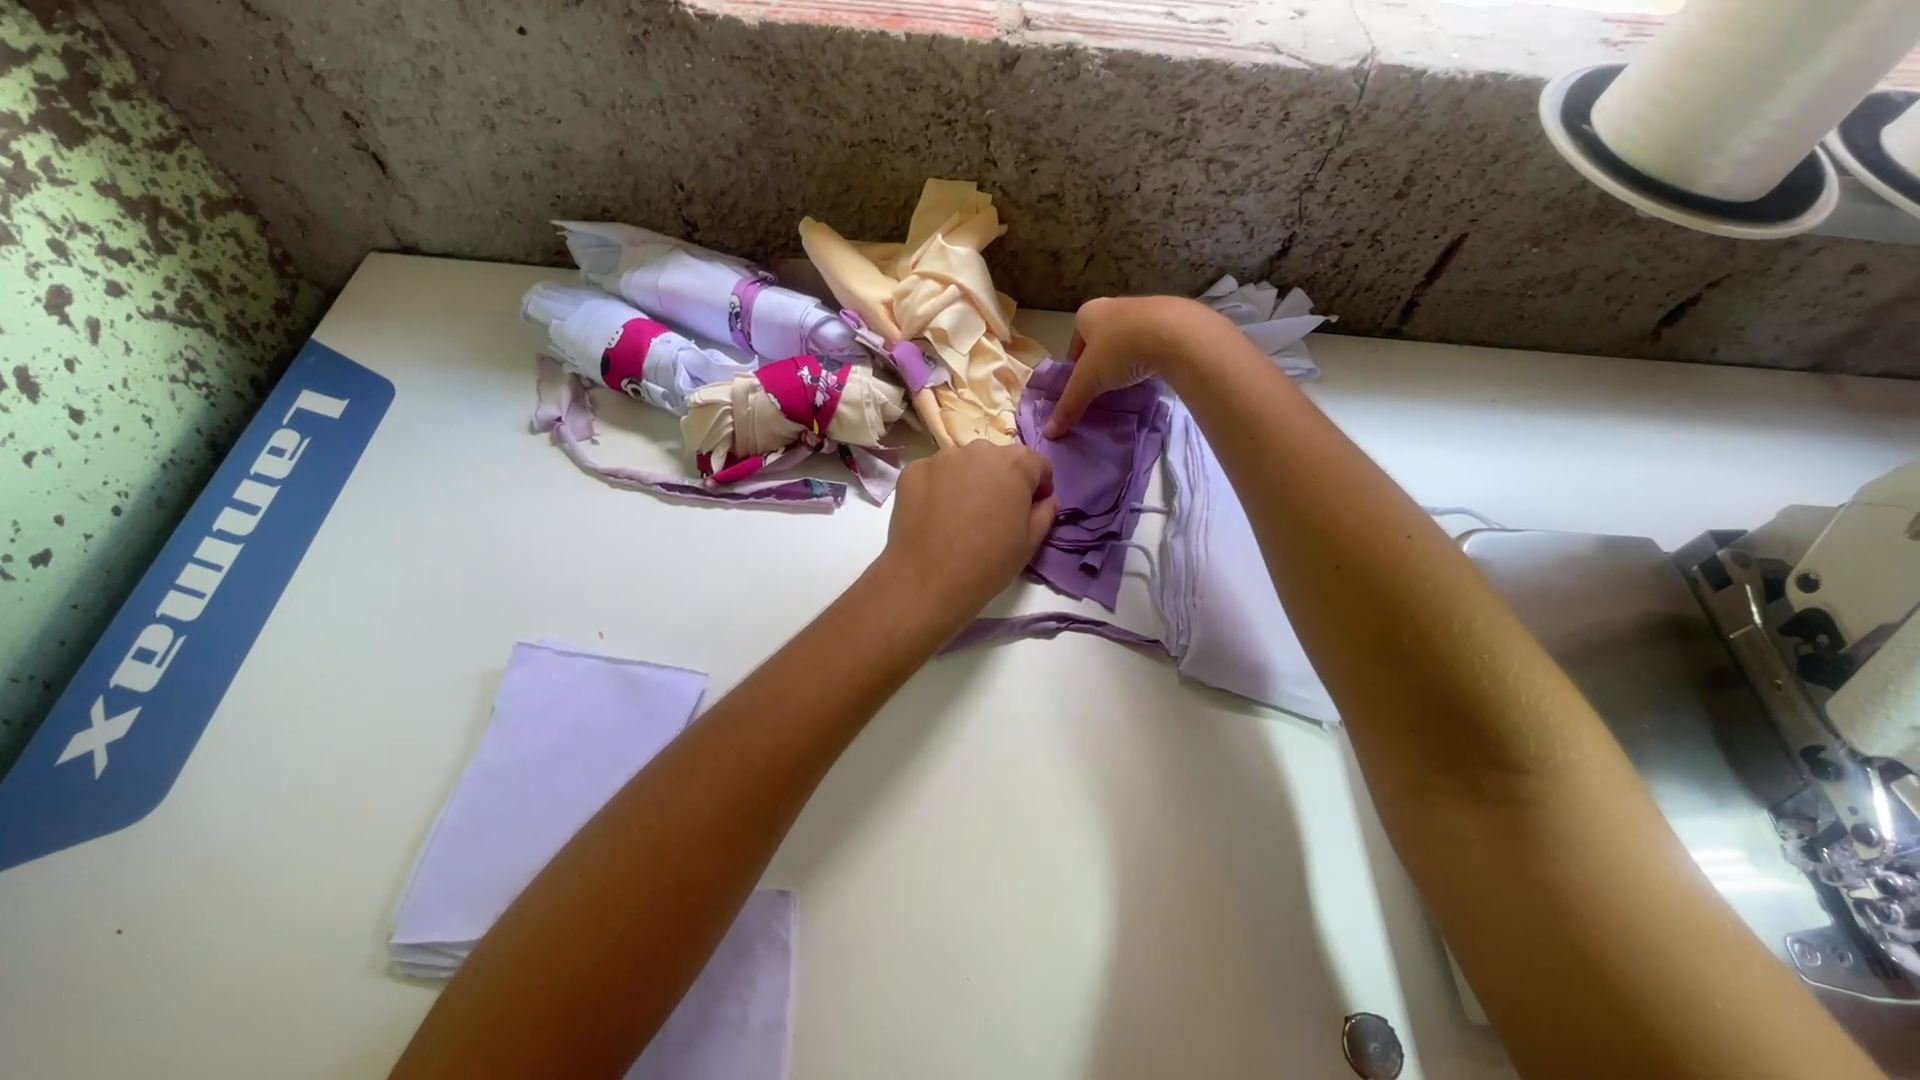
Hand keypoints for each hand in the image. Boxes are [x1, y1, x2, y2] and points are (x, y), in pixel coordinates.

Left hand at [878, 440, 1056, 622]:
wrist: (928, 579)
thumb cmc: (989, 562)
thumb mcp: (1030, 542)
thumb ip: (1045, 512)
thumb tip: (1046, 500)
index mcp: (1014, 463)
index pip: (1037, 464)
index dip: (1040, 486)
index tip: (1032, 508)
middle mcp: (978, 450)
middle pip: (998, 460)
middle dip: (1002, 480)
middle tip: (994, 514)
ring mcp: (941, 458)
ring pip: (964, 464)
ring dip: (969, 481)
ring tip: (961, 515)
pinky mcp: (913, 470)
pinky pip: (934, 474)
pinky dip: (939, 488)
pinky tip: (936, 516)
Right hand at [1045, 295, 1203, 437]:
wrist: (1173, 332)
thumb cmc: (1119, 350)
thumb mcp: (1088, 381)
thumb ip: (1069, 405)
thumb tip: (1049, 433)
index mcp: (1088, 314)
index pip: (1075, 344)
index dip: (1076, 368)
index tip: (1083, 387)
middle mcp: (1113, 305)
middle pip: (1101, 341)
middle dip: (1102, 364)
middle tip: (1104, 389)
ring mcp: (1143, 310)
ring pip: (1128, 340)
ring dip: (1126, 360)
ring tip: (1129, 384)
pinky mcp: (1169, 319)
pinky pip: (1152, 342)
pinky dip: (1149, 357)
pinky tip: (1152, 373)